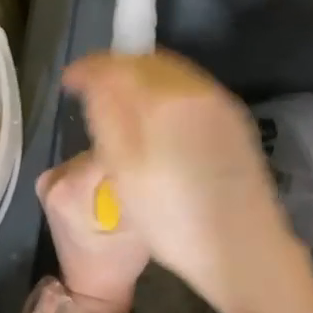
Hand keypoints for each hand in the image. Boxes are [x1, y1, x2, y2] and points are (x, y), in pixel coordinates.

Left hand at [37, 152, 149, 312]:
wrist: (91, 287)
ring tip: (126, 188)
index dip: (132, 156)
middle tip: (140, 178)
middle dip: (120, 162)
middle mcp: (54, 177)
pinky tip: (110, 193)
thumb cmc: (118, 260)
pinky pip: (84, 168)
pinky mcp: (51, 185)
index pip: (110, 152)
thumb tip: (146, 154)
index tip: (150, 164)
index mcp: (71, 186)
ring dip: (110, 169)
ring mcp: (49, 180)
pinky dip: (98, 176)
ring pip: (92, 159)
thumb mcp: (138, 221)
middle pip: (99, 153)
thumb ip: (137, 184)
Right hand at [63, 52, 301, 312]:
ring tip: (120, 101)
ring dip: (141, 79)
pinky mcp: (235, 122)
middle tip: (91, 88)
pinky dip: (166, 92)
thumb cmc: (173, 219)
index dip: (89, 68)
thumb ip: (107, 117)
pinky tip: (157, 117)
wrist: (242, 249)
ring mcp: (220, 104)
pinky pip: (191, 90)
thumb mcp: (124, 172)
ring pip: (171, 74)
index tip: (69, 82)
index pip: (117, 66)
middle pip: (146, 63)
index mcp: (163, 100)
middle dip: (116, 69)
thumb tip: (95, 82)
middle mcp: (195, 90)